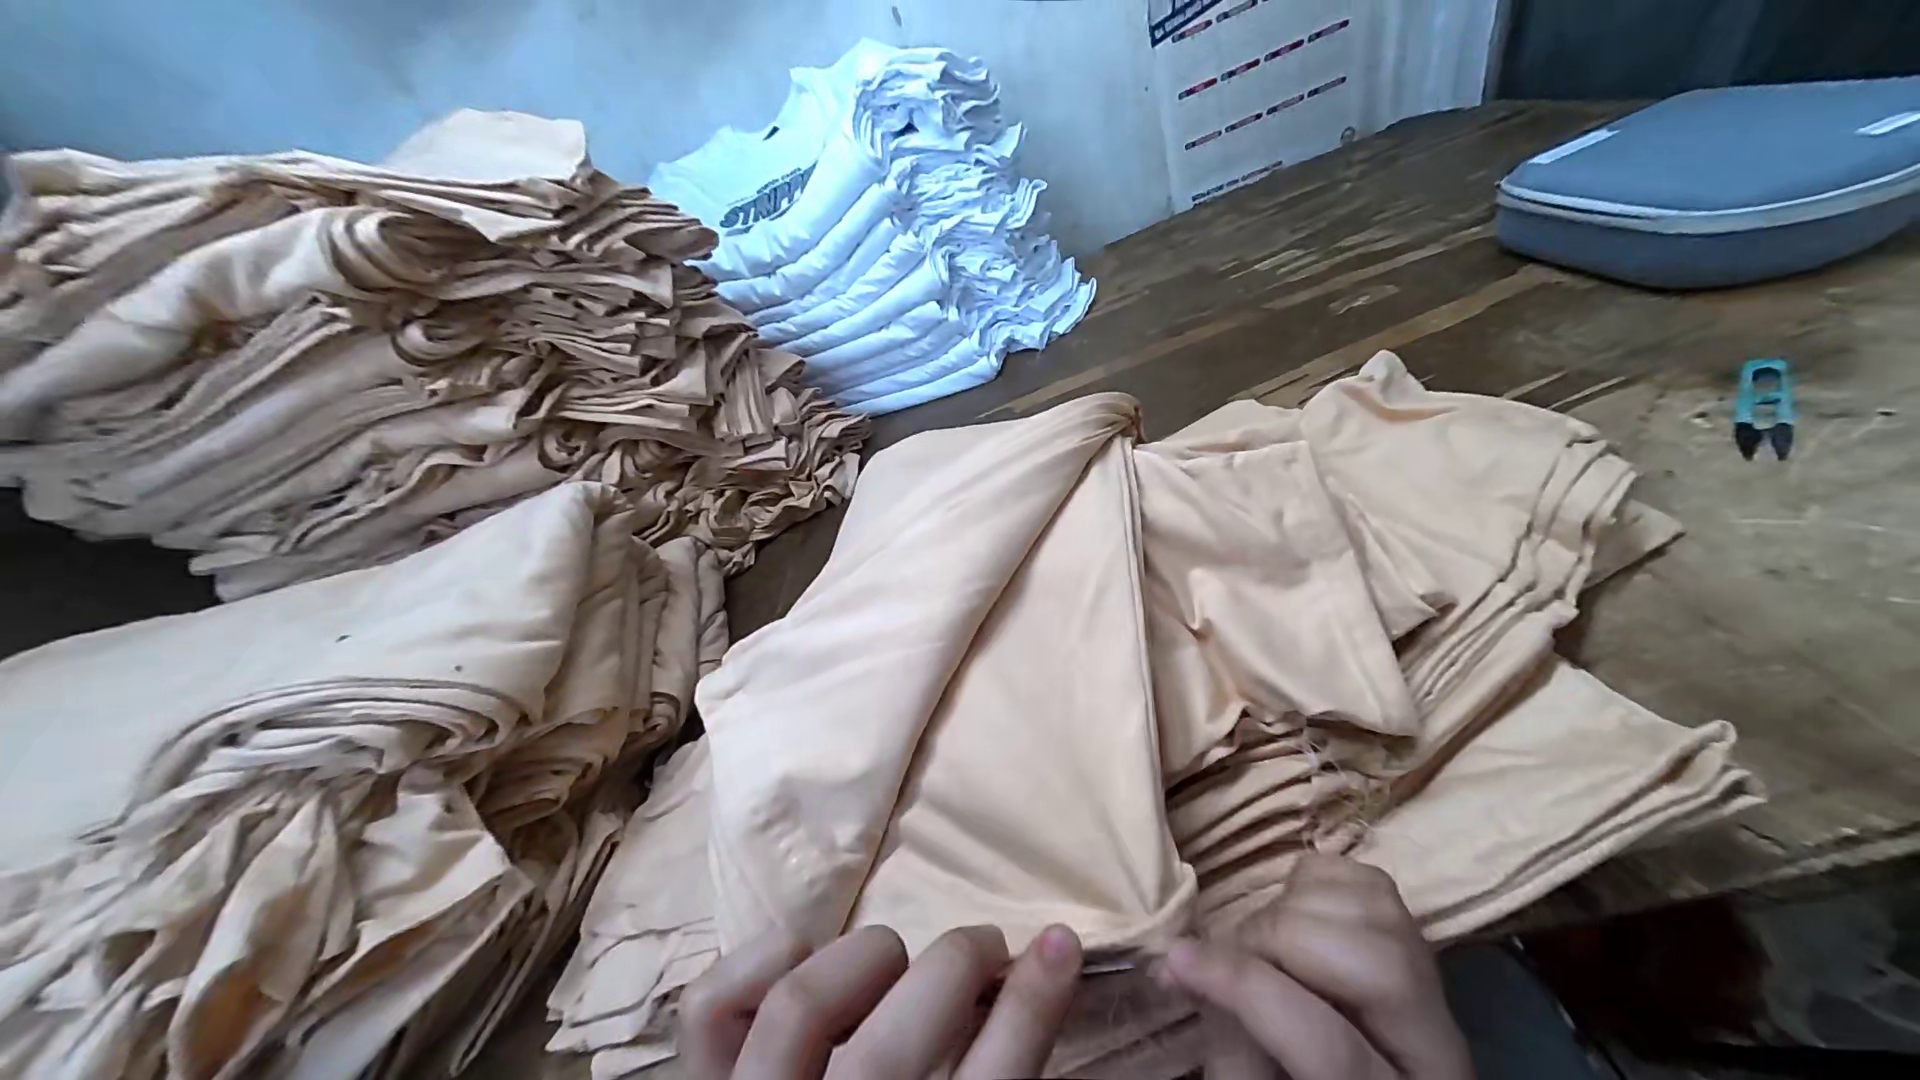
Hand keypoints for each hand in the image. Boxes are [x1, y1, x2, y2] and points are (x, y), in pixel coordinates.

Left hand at [678, 922, 1083, 1079]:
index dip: (1030, 1011)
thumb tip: (1029, 980)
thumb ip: (985, 1072)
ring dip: (868, 956)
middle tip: (983, 945)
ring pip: (801, 1007)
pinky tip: (805, 957)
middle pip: (891, 1054)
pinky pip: (715, 1003)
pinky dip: (769, 956)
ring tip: (896, 959)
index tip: (1062, 942)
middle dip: (955, 968)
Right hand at [1155, 854, 1473, 1079]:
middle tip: (1227, 951)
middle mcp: (1438, 1046)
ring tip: (1263, 935)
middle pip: (1373, 965)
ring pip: (1377, 912)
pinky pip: (1372, 883)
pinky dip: (1319, 879)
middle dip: (1277, 938)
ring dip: (1296, 905)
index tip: (1176, 959)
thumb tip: (1177, 965)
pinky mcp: (1419, 940)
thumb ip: (1228, 1036)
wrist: (1359, 1078)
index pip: (1331, 1044)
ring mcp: (1436, 986)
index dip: (1247, 990)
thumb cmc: (1290, 1079)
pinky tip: (1295, 907)